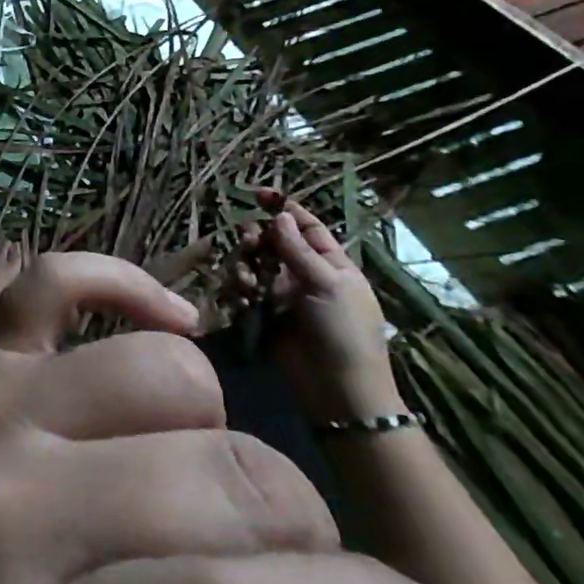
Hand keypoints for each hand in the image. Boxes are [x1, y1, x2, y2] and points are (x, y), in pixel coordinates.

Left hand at [0, 252, 427, 583]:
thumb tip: (339, 579)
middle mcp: (17, 491)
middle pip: (233, 476)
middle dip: (290, 518)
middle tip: (274, 550)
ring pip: (172, 373)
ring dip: (214, 421)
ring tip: (200, 459)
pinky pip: (60, 281)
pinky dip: (124, 284)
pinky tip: (174, 321)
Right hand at [244, 190, 406, 423]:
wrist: (337, 389)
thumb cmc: (344, 333)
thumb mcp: (328, 286)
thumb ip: (299, 250)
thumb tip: (279, 217)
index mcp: (331, 265)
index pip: (306, 227)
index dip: (284, 209)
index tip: (258, 193)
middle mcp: (303, 275)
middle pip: (272, 242)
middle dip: (256, 239)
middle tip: (249, 243)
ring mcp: (281, 294)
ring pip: (252, 264)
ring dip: (245, 266)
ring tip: (247, 281)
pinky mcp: (262, 313)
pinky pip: (242, 290)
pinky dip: (238, 289)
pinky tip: (242, 298)